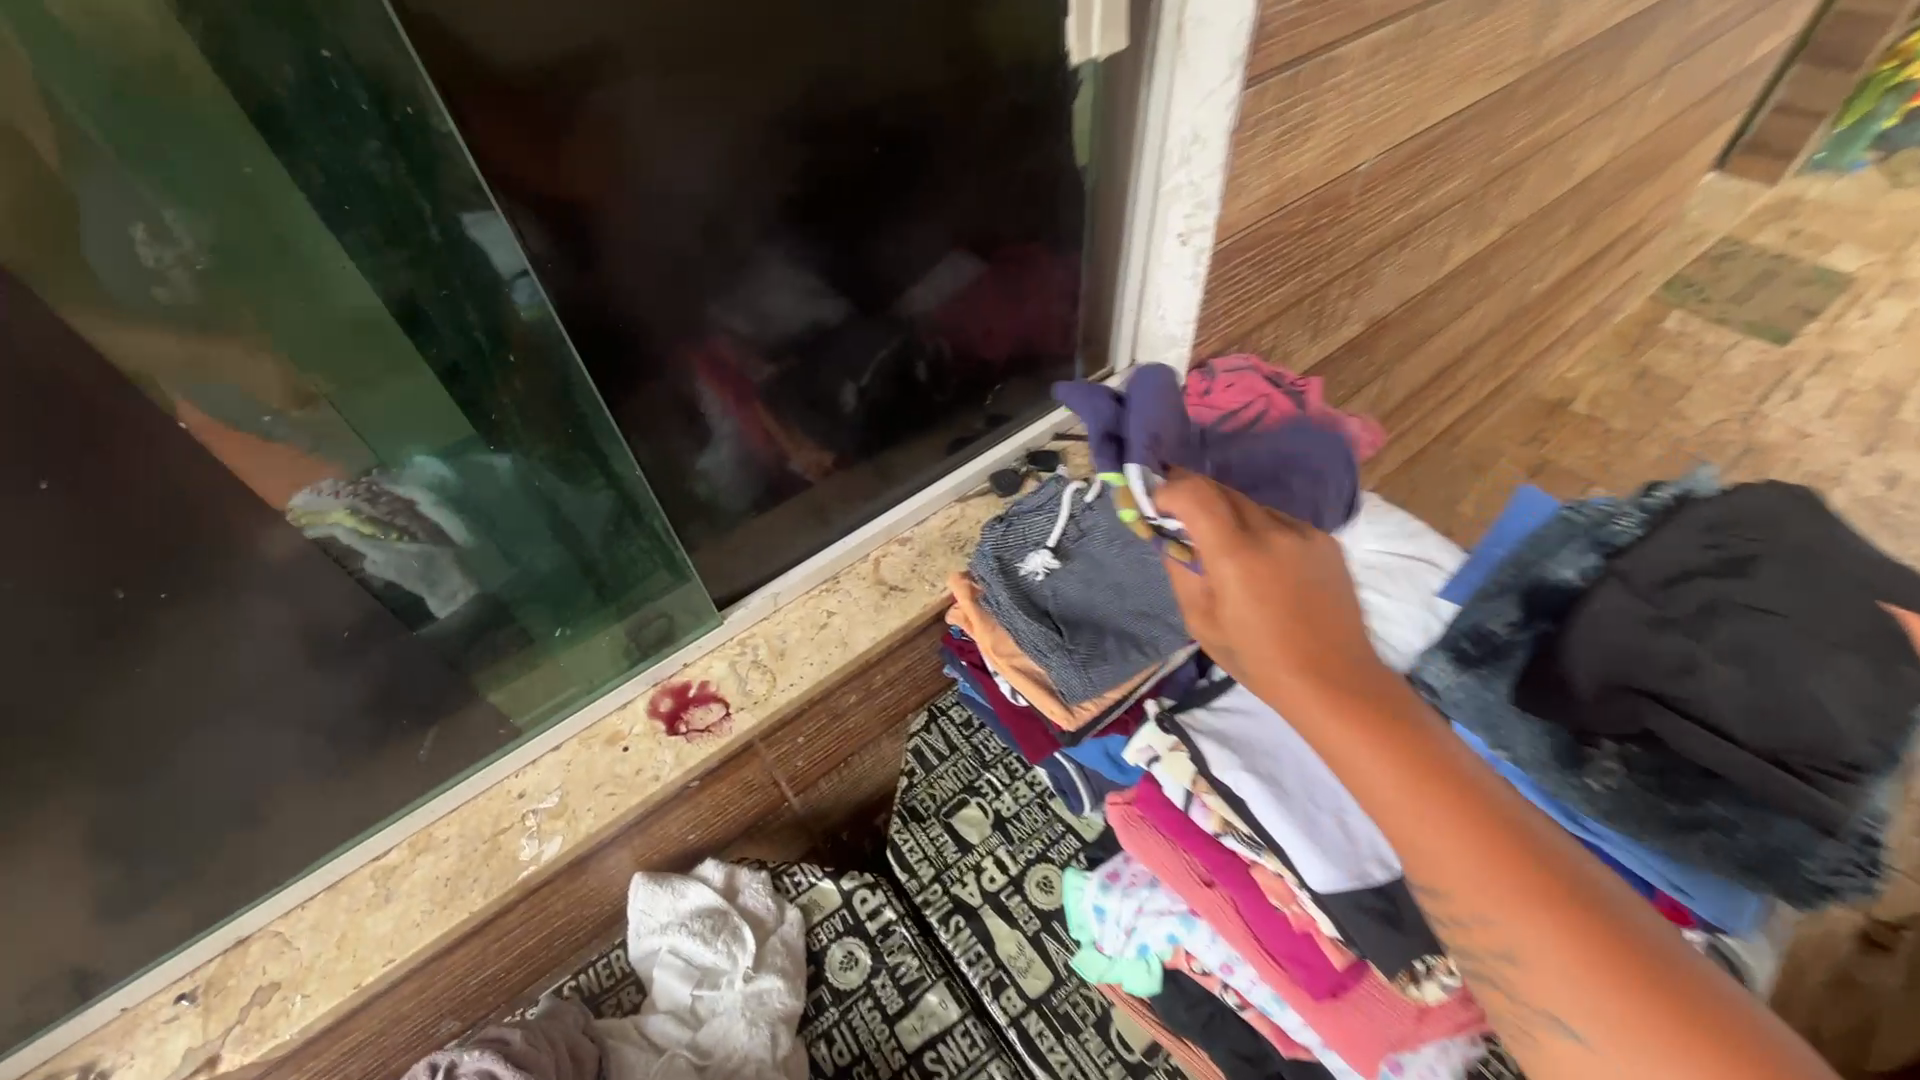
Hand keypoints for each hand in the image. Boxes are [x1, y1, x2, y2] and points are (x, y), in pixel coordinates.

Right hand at [1156, 470, 1393, 710]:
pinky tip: (1265, 568)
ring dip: (1228, 517)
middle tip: (1180, 524)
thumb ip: (1181, 570)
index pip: (1194, 492)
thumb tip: (1170, 538)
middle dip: (1194, 499)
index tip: (1157, 508)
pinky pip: (1280, 522)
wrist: (1334, 679)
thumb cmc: (1258, 660)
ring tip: (1226, 554)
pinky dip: (1260, 533)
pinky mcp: (1326, 540)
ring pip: (1251, 506)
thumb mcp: (1200, 621)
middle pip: (1221, 490)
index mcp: (1236, 554)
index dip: (1168, 491)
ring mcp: (1304, 532)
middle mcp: (1272, 531)